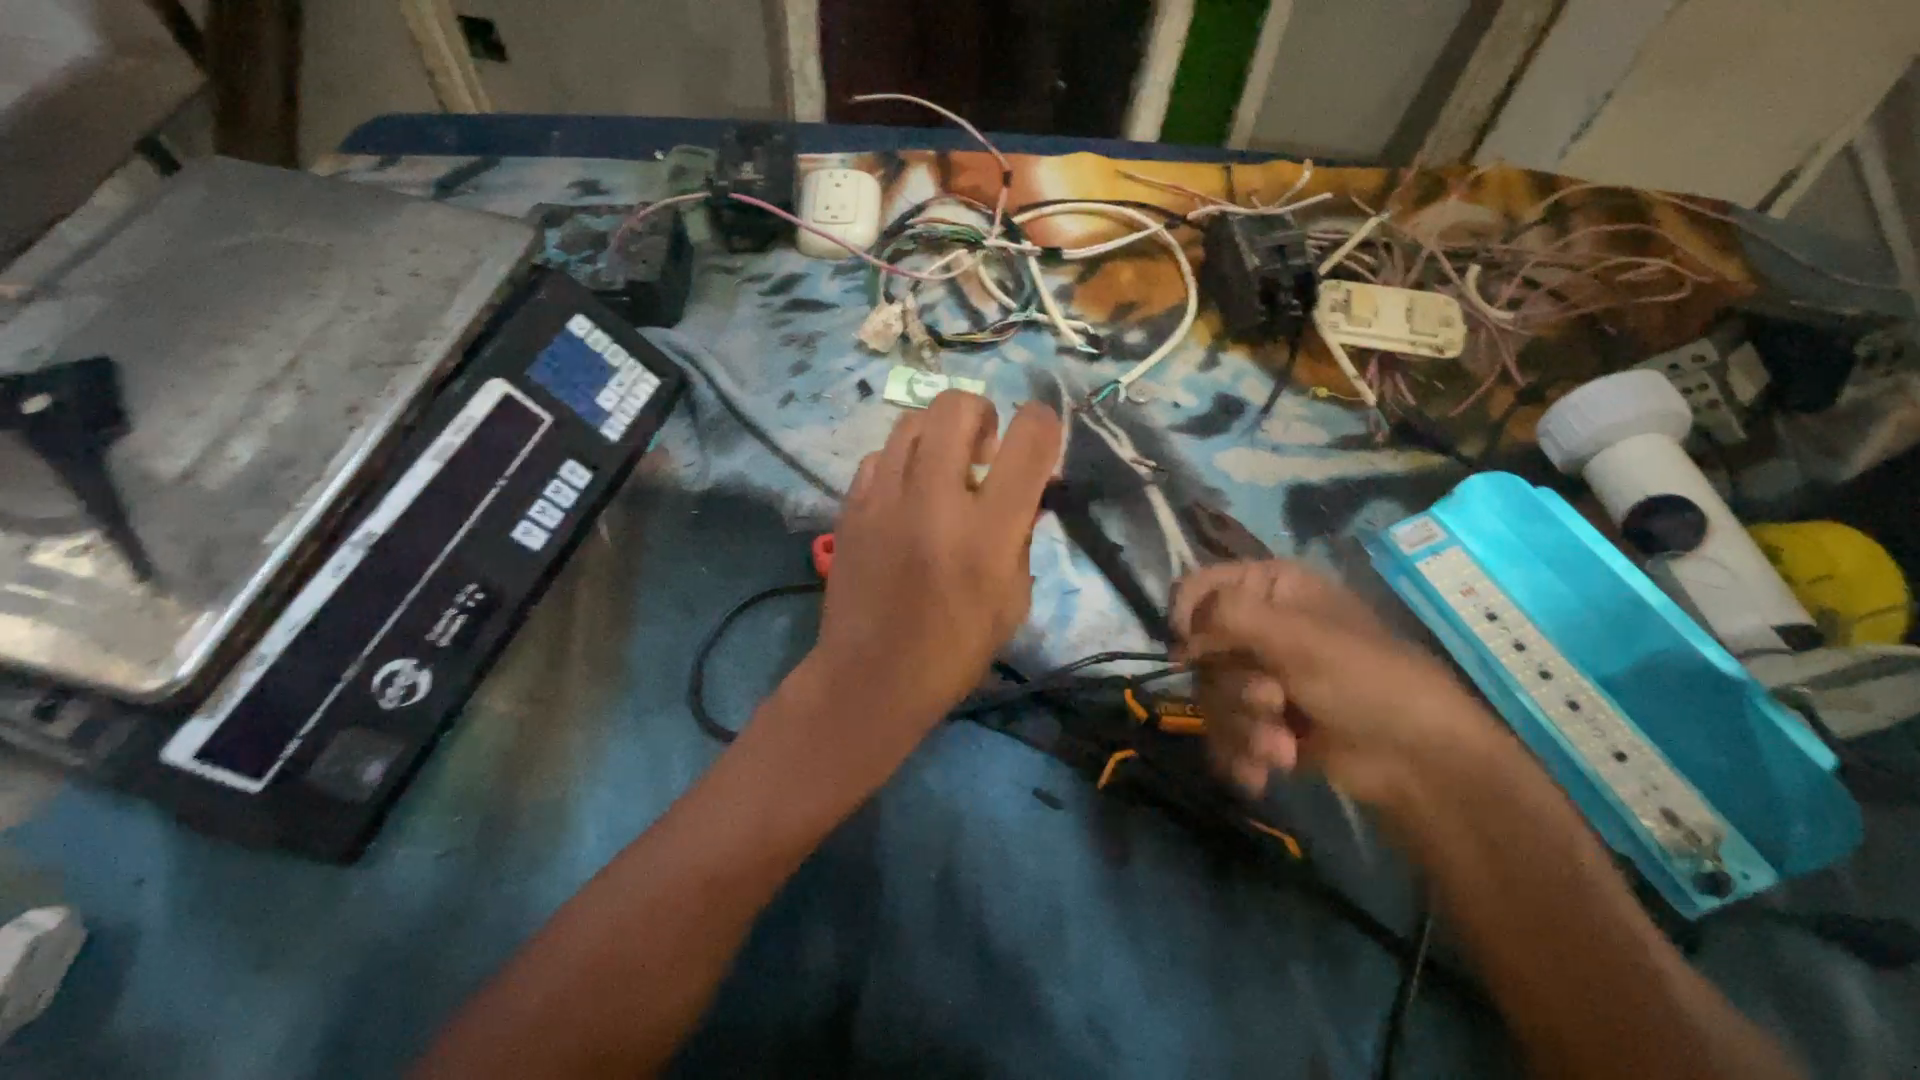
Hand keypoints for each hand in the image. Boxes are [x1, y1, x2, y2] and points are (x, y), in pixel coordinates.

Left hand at [794, 391, 1061, 786]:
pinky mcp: (851, 506)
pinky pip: (879, 456)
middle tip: (983, 450)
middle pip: (958, 405)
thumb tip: (1025, 490)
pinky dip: (901, 465)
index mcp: (988, 532)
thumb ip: (1020, 535)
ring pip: (912, 421)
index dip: (1043, 423)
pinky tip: (906, 497)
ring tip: (942, 471)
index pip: (1030, 438)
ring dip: (939, 436)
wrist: (872, 676)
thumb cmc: (955, 649)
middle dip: (982, 413)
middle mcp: (935, 501)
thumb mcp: (1014, 599)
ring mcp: (884, 499)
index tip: (1038, 439)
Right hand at [1171, 559, 1494, 806]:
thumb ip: (1231, 617)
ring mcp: (1261, 678)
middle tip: (1274, 703)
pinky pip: (1223, 734)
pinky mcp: (1264, 724)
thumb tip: (1181, 627)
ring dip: (1241, 729)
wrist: (1418, 760)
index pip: (1199, 588)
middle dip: (1234, 691)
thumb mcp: (1300, 639)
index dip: (1188, 619)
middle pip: (1201, 654)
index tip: (1191, 653)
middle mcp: (1260, 628)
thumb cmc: (1367, 680)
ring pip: (1211, 699)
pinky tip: (1262, 776)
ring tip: (1281, 750)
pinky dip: (1240, 756)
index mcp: (1271, 590)